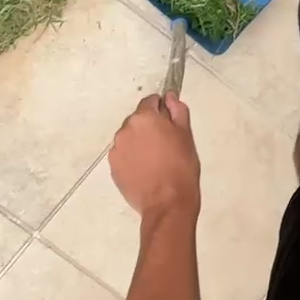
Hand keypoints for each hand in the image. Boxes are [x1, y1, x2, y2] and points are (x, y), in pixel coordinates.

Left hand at [108, 94, 200, 224]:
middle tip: (166, 143)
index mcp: (143, 118)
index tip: (171, 123)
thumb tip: (169, 97)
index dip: (162, 110)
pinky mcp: (113, 168)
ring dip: (140, 142)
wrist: (167, 202)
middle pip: (138, 120)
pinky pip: (124, 154)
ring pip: (130, 138)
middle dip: (150, 126)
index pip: (150, 101)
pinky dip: (133, 157)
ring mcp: (116, 150)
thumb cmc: (181, 164)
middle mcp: (124, 130)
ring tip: (156, 159)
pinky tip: (146, 169)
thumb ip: (177, 110)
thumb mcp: (186, 133)